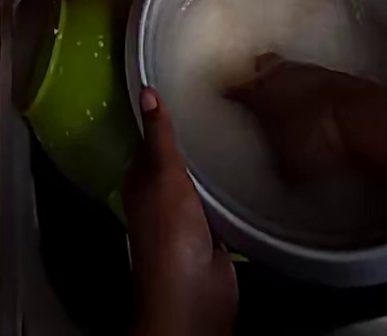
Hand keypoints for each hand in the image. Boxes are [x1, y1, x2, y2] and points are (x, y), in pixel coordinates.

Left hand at [124, 86, 237, 335]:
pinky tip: (246, 173)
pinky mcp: (213, 234)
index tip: (183, 87)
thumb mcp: (164, 174)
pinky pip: (221, 205)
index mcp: (141, 176)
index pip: (152, 136)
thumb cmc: (170, 233)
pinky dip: (230, 193)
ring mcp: (186, 215)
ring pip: (199, 181)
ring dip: (212, 164)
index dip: (164, 114)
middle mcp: (160, 193)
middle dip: (193, 137)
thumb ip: (159, 136)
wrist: (195, 299)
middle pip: (177, 158)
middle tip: (218, 106)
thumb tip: (146, 91)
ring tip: (236, 131)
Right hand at [222, 54, 372, 180]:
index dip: (231, 92)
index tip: (226, 94)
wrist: (361, 119)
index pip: (238, 90)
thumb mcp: (294, 168)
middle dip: (260, 72)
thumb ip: (281, 168)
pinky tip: (320, 99)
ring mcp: (310, 71)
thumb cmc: (316, 141)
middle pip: (263, 65)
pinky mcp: (337, 75)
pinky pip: (317, 76)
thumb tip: (279, 176)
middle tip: (260, 82)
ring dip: (290, 78)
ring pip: (291, 67)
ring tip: (292, 92)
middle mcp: (280, 76)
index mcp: (260, 94)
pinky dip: (315, 86)